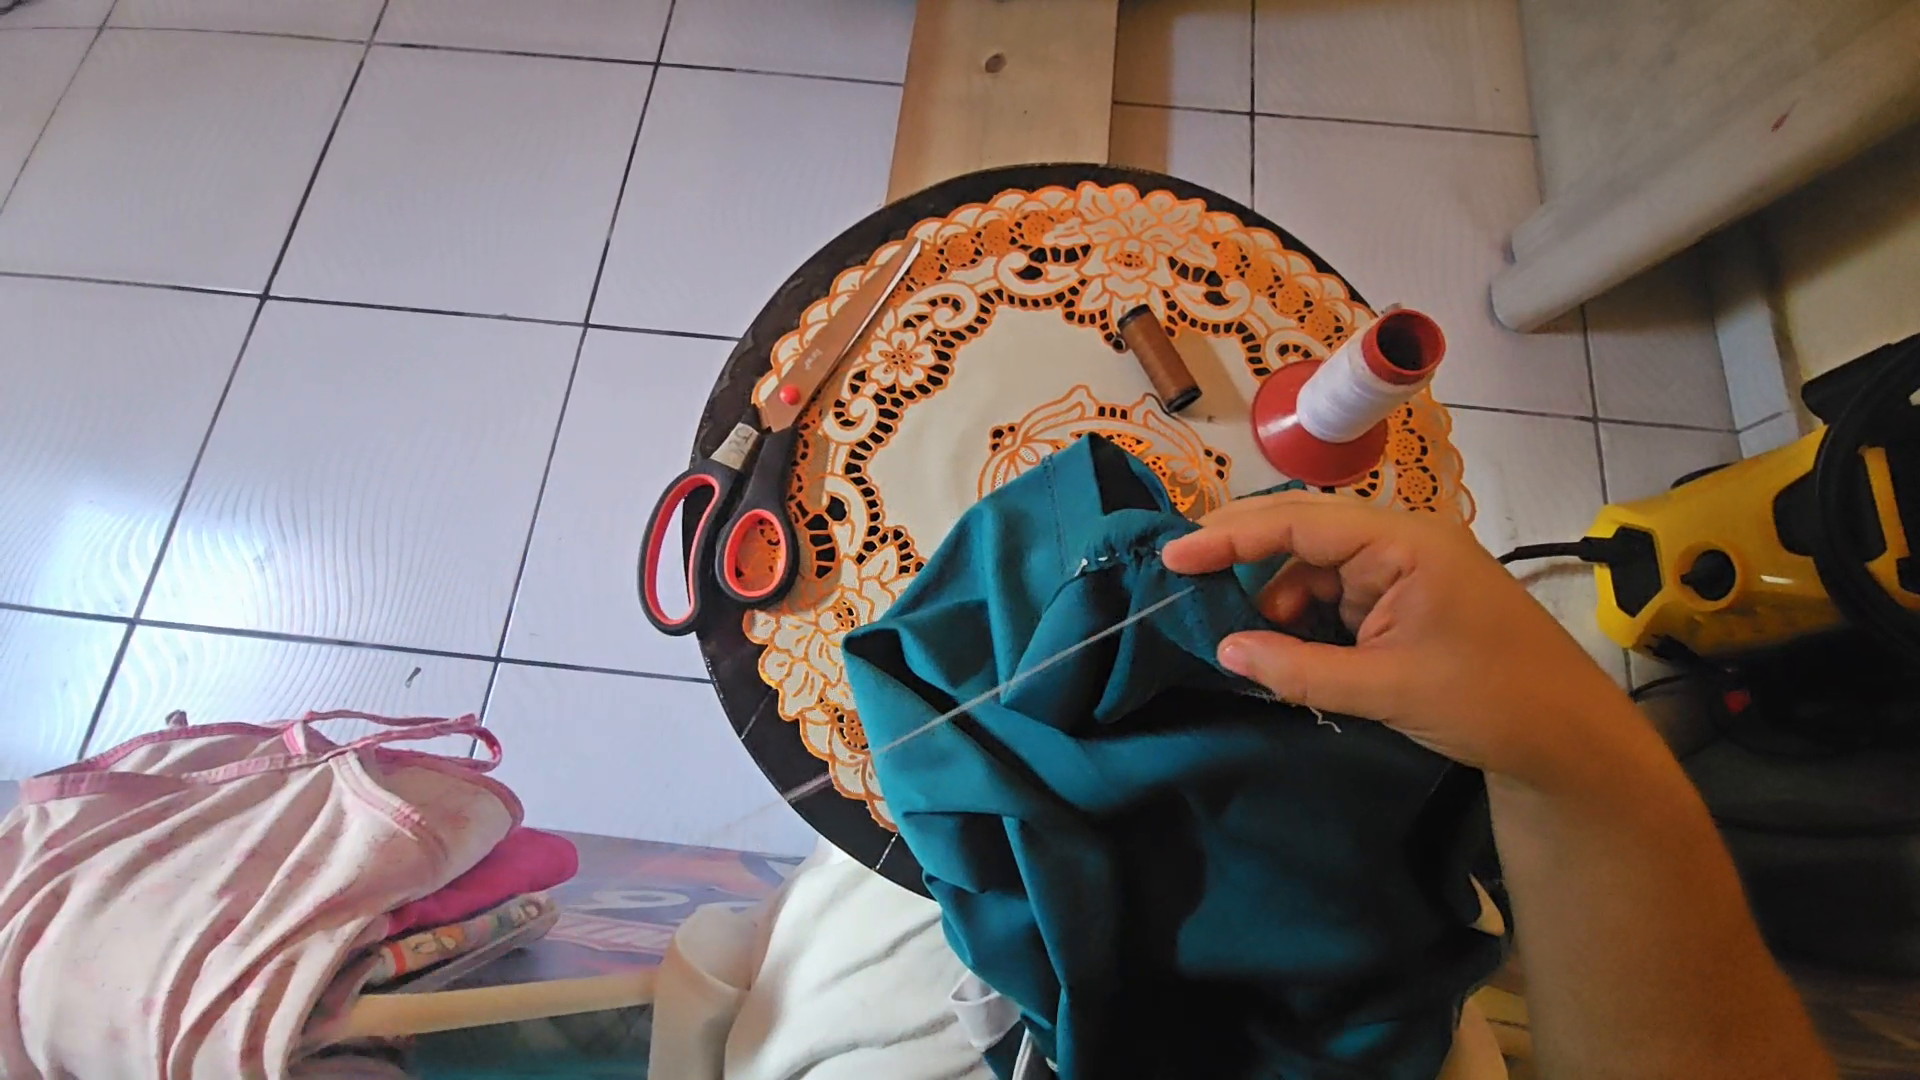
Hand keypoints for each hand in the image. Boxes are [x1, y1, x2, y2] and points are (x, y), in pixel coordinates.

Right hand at [1161, 491, 1641, 790]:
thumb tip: (1224, 650)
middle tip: (1183, 568)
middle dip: (1241, 548)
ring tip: (1246, 636)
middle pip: (1299, 526)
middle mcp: (1397, 541)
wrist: (1573, 746)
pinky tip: (1283, 645)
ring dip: (1272, 596)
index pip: (1299, 522)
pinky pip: (1328, 592)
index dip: (1230, 536)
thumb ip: (1299, 668)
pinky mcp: (1396, 597)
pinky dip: (1298, 615)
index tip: (1173, 555)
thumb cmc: (1493, 704)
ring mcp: (1397, 568)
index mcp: (1404, 543)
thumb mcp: (1387, 689)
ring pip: (1308, 564)